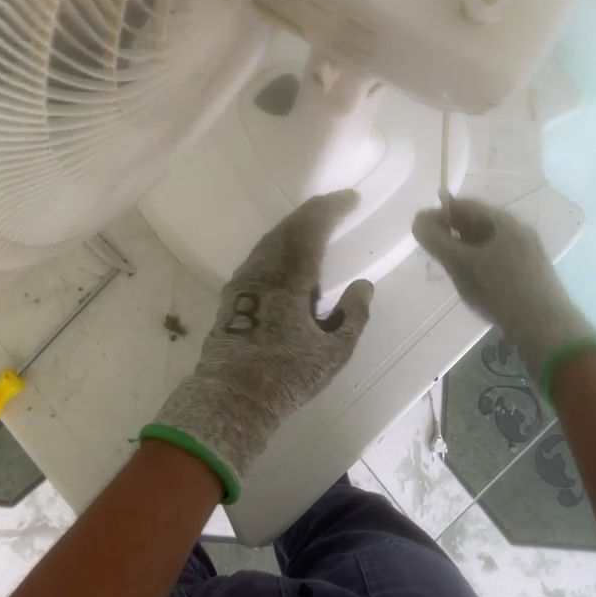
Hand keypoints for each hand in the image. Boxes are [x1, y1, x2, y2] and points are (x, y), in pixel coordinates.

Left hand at [143, 190, 373, 502]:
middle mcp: (264, 270)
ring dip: (296, 227)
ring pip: (272, 240)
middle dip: (314, 212)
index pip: (312, 228)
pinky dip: (281, 245)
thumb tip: (364, 285)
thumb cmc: (287, 377)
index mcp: (290, 278)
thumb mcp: (333, 353)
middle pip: (289, 228)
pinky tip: (291, 257)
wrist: (231, 398)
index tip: (351, 198)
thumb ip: (353, 315)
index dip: (332, 208)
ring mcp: (244, 281)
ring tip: (318, 226)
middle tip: (337, 205)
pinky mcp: (234, 295)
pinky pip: (261, 255)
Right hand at [412, 195, 595, 398]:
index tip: (421, 229)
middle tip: (433, 249)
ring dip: (466, 248)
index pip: (465, 206)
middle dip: (453, 232)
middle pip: (478, 222)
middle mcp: (518, 230)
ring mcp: (528, 251)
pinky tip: (474, 280)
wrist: (546, 330)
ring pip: (489, 242)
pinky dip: (481, 261)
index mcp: (503, 222)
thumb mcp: (462, 265)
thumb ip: (437, 242)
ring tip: (451, 267)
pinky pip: (499, 257)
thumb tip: (418, 221)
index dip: (440, 213)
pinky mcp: (532, 272)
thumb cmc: (501, 291)